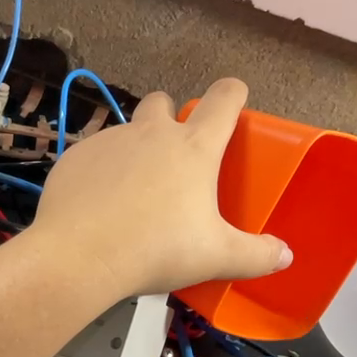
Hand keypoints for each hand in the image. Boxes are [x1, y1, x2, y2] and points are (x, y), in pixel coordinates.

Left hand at [26, 78, 292, 297]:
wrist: (79, 258)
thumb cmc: (155, 252)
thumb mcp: (214, 258)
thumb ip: (254, 255)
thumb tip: (285, 256)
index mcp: (194, 147)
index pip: (225, 97)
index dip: (232, 97)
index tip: (231, 110)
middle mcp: (151, 133)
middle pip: (163, 102)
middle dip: (168, 120)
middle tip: (167, 162)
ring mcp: (108, 142)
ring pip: (122, 132)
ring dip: (129, 152)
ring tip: (125, 196)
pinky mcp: (72, 159)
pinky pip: (88, 160)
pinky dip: (93, 177)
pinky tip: (91, 208)